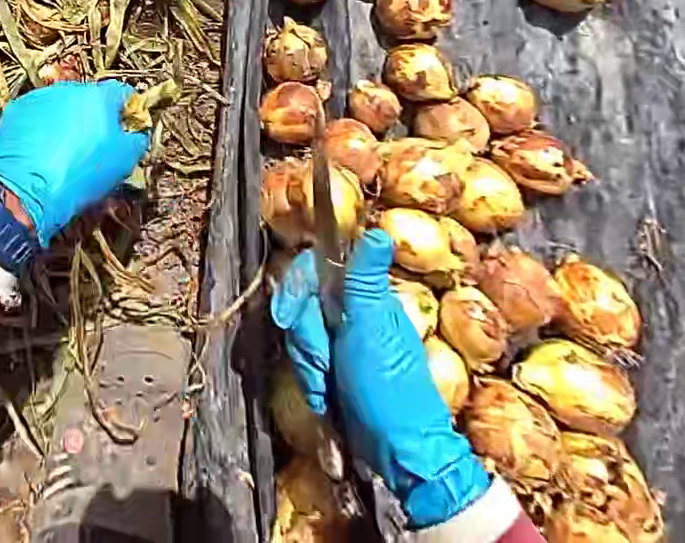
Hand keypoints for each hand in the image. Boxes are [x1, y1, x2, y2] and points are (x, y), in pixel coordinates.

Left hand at [0, 80, 149, 244]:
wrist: (26, 190)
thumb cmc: (81, 174)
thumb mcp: (124, 161)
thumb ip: (137, 139)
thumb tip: (136, 133)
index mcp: (99, 96)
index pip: (124, 93)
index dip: (129, 113)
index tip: (126, 132)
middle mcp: (70, 89)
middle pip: (92, 99)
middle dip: (96, 118)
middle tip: (96, 146)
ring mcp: (40, 97)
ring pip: (64, 106)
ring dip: (69, 122)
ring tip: (65, 152)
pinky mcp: (16, 110)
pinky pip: (38, 116)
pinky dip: (43, 128)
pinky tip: (42, 152)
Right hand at [271, 229, 490, 528]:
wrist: (397, 451)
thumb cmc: (388, 387)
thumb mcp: (374, 327)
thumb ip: (366, 278)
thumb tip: (379, 232)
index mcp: (363, 291)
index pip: (315, 265)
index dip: (297, 288)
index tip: (287, 316)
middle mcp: (351, 306)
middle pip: (301, 299)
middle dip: (306, 336)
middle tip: (324, 362)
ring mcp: (341, 335)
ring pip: (299, 330)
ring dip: (307, 362)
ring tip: (327, 385)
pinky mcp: (332, 362)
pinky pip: (303, 357)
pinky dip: (310, 379)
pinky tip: (324, 396)